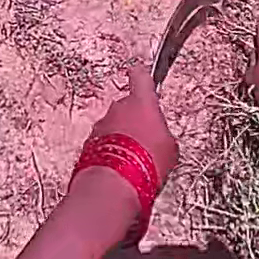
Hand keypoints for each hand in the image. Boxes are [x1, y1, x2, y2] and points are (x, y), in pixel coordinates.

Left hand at [87, 64, 179, 179]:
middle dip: (134, 119)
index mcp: (141, 102)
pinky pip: (102, 143)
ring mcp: (101, 126)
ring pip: (112, 126)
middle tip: (146, 138)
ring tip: (134, 158)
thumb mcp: (170, 148)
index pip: (141, 77)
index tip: (144, 75)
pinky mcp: (88, 145)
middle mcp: (118, 109)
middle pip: (126, 106)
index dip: (143, 76)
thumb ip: (164, 135)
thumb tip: (162, 140)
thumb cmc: (146, 161)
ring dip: (121, 137)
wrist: (114, 183)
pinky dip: (110, 151)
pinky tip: (121, 168)